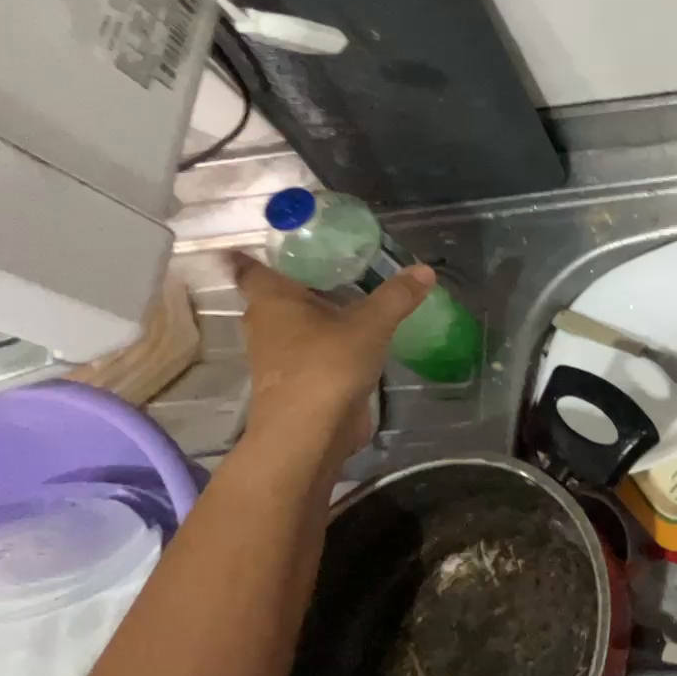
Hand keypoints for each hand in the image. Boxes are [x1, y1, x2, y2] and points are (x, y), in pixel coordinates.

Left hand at [229, 253, 431, 460]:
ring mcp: (280, 357)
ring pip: (296, 326)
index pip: (252, 271)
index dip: (254, 255)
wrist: (310, 433)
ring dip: (317, 314)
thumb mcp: (371, 324)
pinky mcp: (300, 381)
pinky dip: (330, 340)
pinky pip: (313, 350)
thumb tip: (425, 269)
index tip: (265, 243)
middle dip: (299, 283)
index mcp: (273, 303)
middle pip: (277, 298)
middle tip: (332, 263)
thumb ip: (396, 296)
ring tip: (353, 296)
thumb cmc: (326, 365)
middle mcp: (268, 327)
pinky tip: (358, 336)